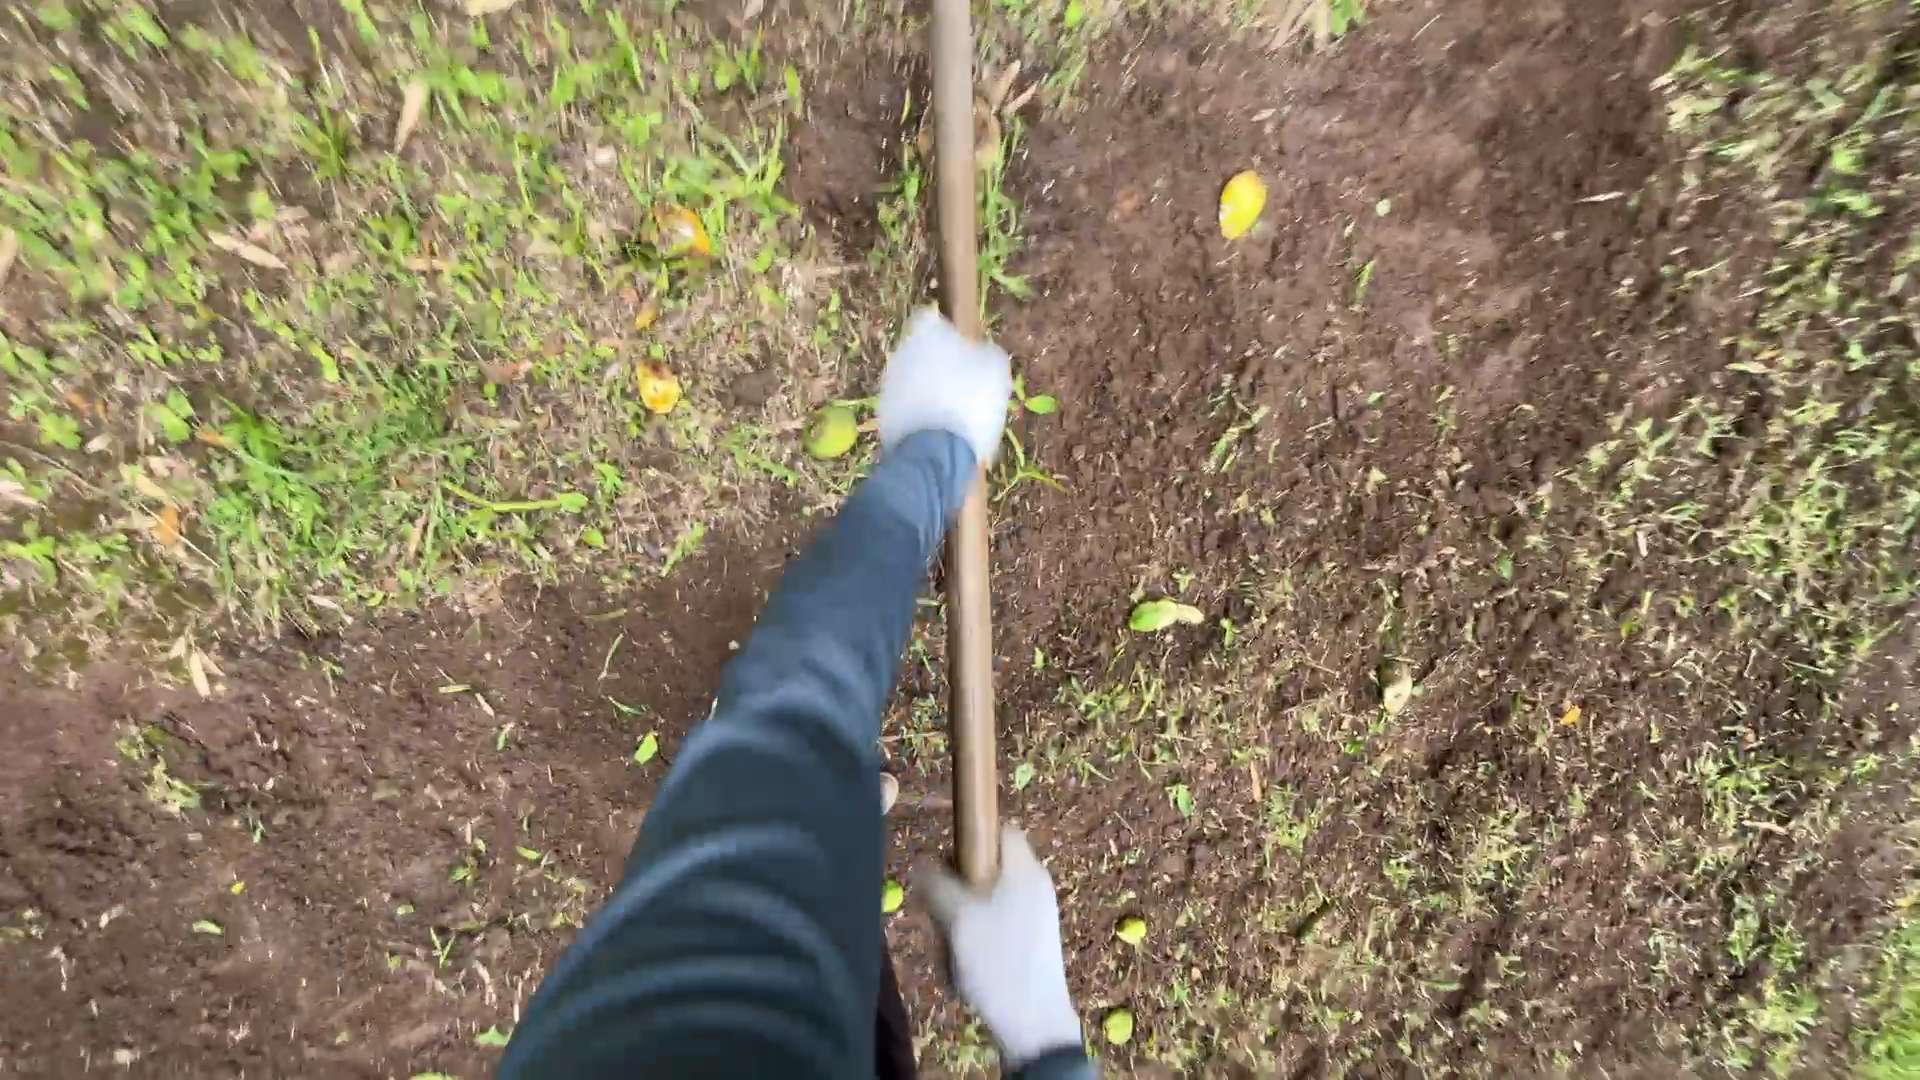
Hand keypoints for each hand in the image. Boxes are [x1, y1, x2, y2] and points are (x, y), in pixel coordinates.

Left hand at [878, 309, 1012, 466]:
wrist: (935, 454)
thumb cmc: (969, 408)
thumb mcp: (994, 377)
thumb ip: (988, 357)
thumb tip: (983, 351)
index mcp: (926, 337)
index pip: (931, 323)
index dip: (946, 337)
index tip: (961, 353)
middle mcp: (901, 355)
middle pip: (920, 354)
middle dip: (936, 366)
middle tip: (959, 386)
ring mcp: (889, 385)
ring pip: (911, 381)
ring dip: (926, 391)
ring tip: (950, 413)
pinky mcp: (884, 415)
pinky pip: (904, 407)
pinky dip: (917, 414)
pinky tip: (935, 431)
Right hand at [920, 825, 1081, 1068]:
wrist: (1035, 1026)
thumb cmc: (998, 962)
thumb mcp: (959, 918)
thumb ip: (937, 884)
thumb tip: (920, 863)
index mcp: (1025, 869)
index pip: (1000, 828)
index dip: (972, 835)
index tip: (948, 857)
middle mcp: (1035, 885)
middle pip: (988, 865)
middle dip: (959, 886)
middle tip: (943, 911)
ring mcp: (1037, 914)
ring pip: (988, 898)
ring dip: (964, 917)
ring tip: (953, 946)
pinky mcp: (1033, 941)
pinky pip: (998, 923)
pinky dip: (978, 936)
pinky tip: (966, 965)